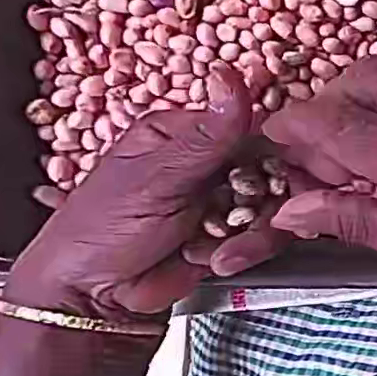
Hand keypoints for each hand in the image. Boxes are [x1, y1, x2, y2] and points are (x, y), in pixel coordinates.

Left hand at [3, 65, 289, 320]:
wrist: (94, 299)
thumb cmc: (103, 230)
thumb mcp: (157, 178)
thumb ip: (205, 135)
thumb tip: (229, 76)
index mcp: (186, 133)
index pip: (249, 126)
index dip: (273, 147)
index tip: (282, 168)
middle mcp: (210, 162)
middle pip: (270, 169)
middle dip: (265, 200)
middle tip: (244, 219)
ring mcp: (223, 198)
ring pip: (273, 204)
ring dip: (252, 232)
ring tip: (216, 249)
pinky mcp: (233, 234)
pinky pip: (265, 235)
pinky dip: (246, 250)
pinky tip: (214, 258)